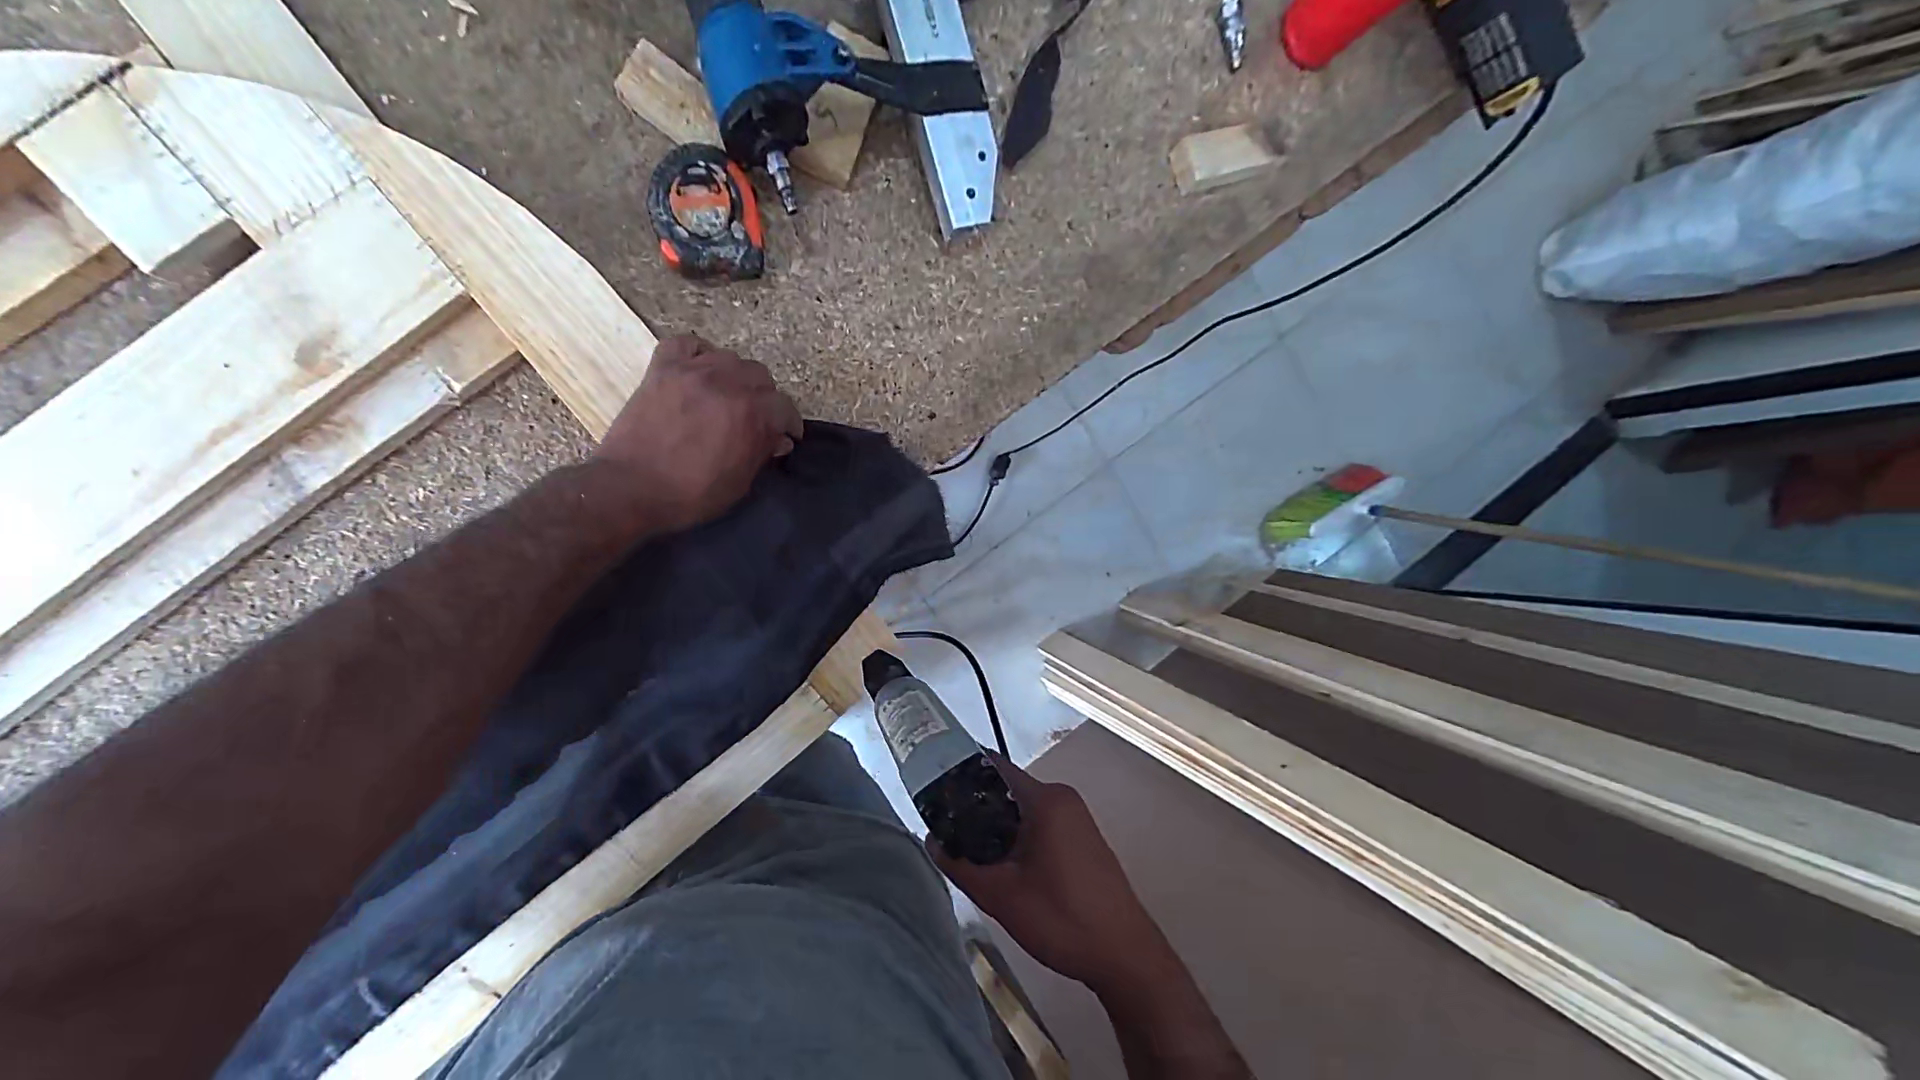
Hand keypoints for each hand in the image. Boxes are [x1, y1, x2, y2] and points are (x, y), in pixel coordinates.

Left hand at [593, 334, 803, 532]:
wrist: (630, 489)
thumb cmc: (691, 495)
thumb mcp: (739, 482)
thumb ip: (762, 453)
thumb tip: (779, 439)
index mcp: (751, 414)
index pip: (785, 406)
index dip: (789, 423)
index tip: (786, 435)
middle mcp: (727, 384)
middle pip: (761, 376)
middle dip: (764, 398)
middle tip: (755, 417)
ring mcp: (692, 372)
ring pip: (729, 358)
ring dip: (735, 376)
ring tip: (727, 395)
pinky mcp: (662, 369)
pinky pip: (686, 344)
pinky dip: (698, 353)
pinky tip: (699, 370)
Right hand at [929, 753, 1170, 991]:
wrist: (1124, 956)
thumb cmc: (1062, 919)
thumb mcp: (1000, 895)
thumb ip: (960, 865)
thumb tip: (932, 841)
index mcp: (1045, 799)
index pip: (994, 767)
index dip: (961, 774)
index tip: (934, 790)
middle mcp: (1063, 798)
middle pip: (1006, 788)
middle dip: (976, 807)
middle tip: (946, 831)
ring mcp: (1076, 817)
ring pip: (1022, 809)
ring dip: (996, 826)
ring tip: (969, 852)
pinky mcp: (1082, 837)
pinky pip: (1040, 823)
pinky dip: (1017, 836)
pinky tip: (1003, 865)